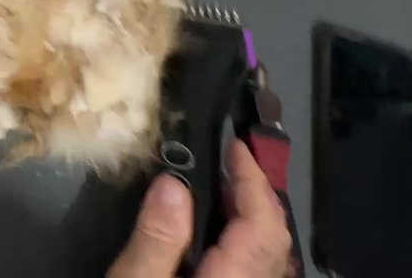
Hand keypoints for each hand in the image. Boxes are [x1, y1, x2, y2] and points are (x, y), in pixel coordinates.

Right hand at [108, 140, 292, 277]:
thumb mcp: (138, 277)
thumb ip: (159, 236)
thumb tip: (173, 182)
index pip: (261, 226)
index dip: (252, 182)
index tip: (234, 146)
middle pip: (273, 239)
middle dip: (256, 192)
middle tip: (230, 156)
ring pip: (268, 252)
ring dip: (251, 212)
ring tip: (220, 181)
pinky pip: (256, 264)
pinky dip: (243, 233)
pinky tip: (214, 223)